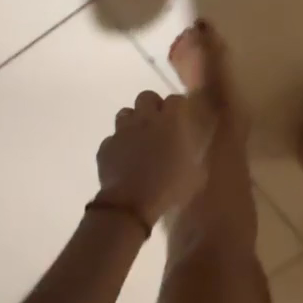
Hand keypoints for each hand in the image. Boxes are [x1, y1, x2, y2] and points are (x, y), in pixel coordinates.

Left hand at [97, 91, 203, 224]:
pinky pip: (112, 138)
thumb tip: (196, 149)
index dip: (179, 106)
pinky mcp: (106, 147)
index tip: (183, 117)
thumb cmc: (169, 188)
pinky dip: (119, 144)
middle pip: (147, 97)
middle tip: (160, 124)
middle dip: (153, 106)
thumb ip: (196, 154)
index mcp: (170, 122)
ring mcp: (122, 132)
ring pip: (126, 113)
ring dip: (134, 121)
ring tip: (140, 138)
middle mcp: (145, 120)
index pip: (175, 99)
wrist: (130, 205)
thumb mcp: (196, 174)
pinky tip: (124, 158)